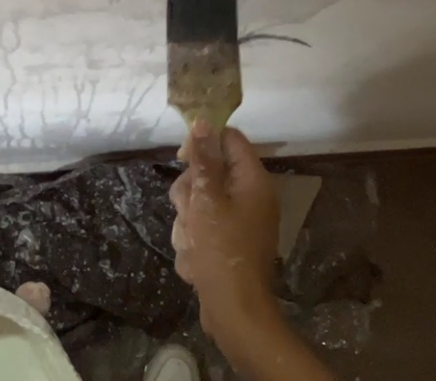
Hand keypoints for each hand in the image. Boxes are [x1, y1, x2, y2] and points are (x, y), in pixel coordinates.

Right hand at [169, 122, 281, 339]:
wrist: (234, 314)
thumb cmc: (222, 251)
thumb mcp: (207, 200)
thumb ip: (203, 160)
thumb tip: (202, 121)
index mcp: (253, 180)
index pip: (229, 139)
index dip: (203, 142)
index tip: (182, 159)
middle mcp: (250, 197)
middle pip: (209, 172)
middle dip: (189, 193)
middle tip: (189, 212)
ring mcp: (240, 222)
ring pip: (199, 203)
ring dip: (188, 222)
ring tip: (192, 243)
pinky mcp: (228, 244)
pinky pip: (202, 229)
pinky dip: (194, 242)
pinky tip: (196, 261)